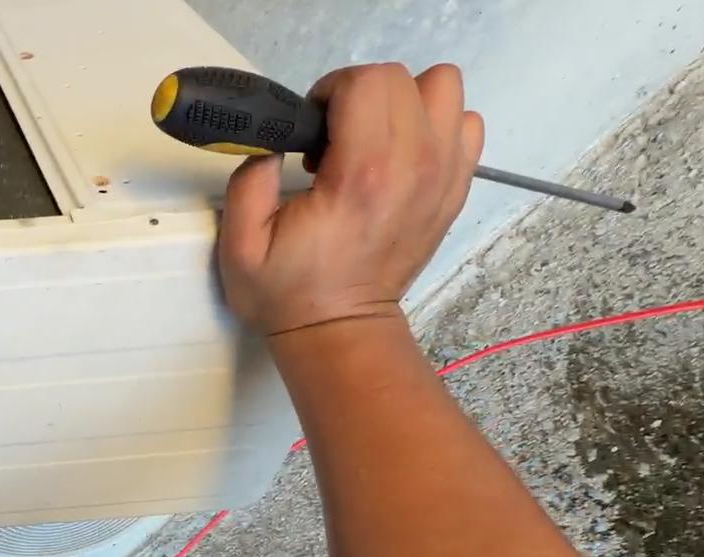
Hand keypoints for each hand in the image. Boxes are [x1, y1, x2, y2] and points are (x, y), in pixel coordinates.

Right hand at [218, 63, 483, 338]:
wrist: (337, 329)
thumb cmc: (285, 292)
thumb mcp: (240, 246)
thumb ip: (249, 182)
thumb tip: (270, 143)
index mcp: (360, 175)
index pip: (365, 84)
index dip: (328, 93)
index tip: (308, 128)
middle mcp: (413, 165)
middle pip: (403, 79)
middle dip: (359, 97)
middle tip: (330, 140)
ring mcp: (443, 174)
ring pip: (441, 90)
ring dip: (400, 105)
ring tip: (367, 143)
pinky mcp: (454, 186)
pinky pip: (463, 122)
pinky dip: (431, 126)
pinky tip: (396, 158)